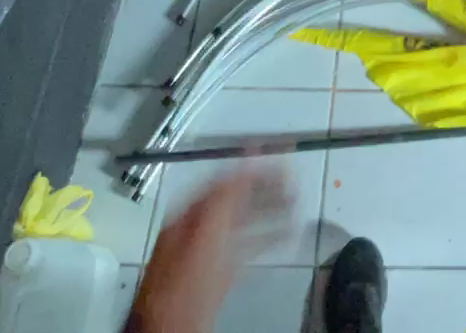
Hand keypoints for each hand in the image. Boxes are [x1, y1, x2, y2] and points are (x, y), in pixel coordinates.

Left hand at [130, 165, 287, 332]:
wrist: (169, 330)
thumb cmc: (178, 287)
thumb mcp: (203, 234)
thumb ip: (224, 197)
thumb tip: (244, 161)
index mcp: (189, 213)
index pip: (225, 176)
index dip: (253, 162)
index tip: (278, 150)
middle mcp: (198, 227)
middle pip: (238, 196)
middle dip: (267, 185)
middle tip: (293, 177)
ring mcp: (209, 250)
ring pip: (246, 220)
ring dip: (272, 209)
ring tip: (297, 202)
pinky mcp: (220, 272)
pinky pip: (248, 245)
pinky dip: (268, 237)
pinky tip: (286, 234)